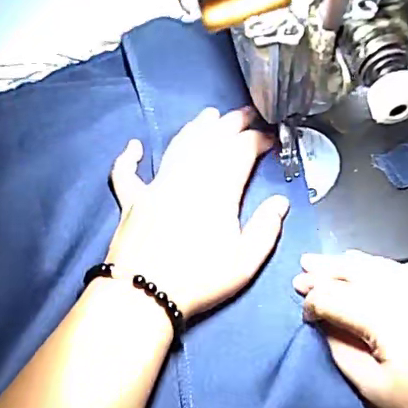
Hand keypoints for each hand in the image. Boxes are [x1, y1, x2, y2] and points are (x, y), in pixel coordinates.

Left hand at [105, 106, 288, 317]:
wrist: (145, 292)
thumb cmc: (200, 279)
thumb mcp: (245, 261)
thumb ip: (265, 229)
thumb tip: (280, 203)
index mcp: (219, 189)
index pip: (241, 150)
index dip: (258, 140)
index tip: (271, 138)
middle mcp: (187, 177)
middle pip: (211, 139)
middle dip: (231, 123)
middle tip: (246, 114)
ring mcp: (156, 185)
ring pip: (177, 146)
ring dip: (195, 128)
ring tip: (208, 117)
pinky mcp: (131, 201)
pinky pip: (127, 172)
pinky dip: (130, 157)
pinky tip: (135, 147)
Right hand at [294, 250, 407, 407]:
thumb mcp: (376, 388)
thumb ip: (343, 352)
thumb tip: (326, 327)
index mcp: (390, 319)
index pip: (337, 298)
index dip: (315, 304)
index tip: (305, 317)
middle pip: (357, 273)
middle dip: (327, 272)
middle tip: (301, 271)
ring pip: (379, 266)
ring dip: (348, 264)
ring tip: (322, 262)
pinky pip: (400, 271)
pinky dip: (375, 268)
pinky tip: (362, 267)